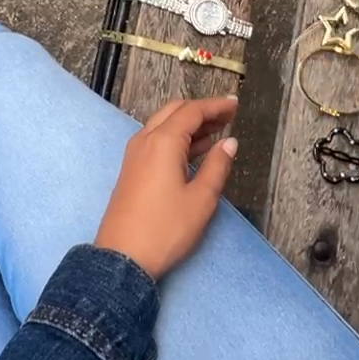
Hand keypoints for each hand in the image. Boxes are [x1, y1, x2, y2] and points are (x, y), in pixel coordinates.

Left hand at [94, 97, 238, 278]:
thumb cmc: (165, 229)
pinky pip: (157, 140)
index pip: (191, 111)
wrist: (123, 256)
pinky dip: (178, 138)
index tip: (235, 103)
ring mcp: (136, 153)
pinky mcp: (133, 168)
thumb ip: (217, 166)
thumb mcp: (201, 200)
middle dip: (202, 110)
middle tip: (229, 115)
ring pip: (165, 125)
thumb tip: (230, 143)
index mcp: (163, 142)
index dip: (215, 105)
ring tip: (219, 130)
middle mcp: (145, 140)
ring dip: (190, 124)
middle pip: (175, 111)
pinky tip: (197, 149)